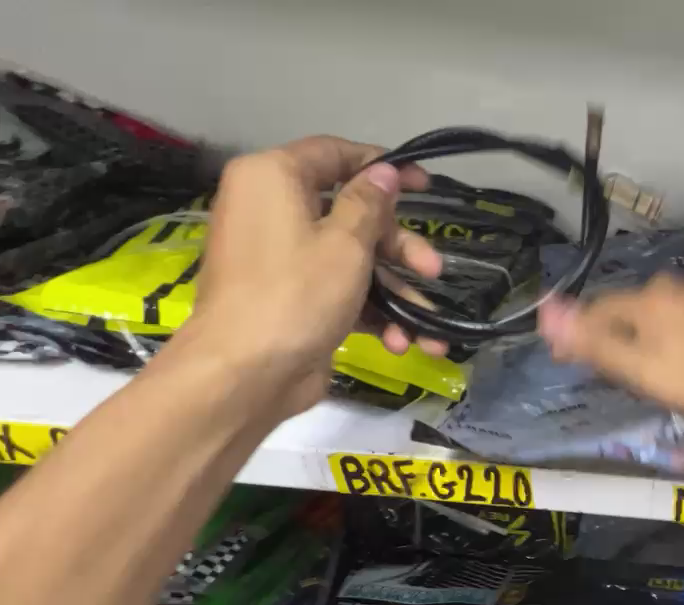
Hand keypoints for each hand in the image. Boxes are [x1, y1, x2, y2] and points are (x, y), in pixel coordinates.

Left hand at [176, 136, 445, 419]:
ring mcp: (286, 257)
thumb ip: (368, 205)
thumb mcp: (345, 243)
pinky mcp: (298, 297)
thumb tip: (384, 172)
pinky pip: (344, 293)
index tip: (426, 184)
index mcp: (274, 179)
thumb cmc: (297, 293)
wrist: (249, 369)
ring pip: (356, 261)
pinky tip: (401, 342)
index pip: (334, 155)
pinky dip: (375, 315)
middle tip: (434, 270)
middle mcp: (276, 210)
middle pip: (353, 216)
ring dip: (397, 293)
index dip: (382, 167)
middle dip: (400, 249)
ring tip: (427, 325)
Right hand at [537, 275, 683, 435]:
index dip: (578, 337)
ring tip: (646, 381)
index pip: (595, 311)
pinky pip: (680, 331)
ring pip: (654, 323)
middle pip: (625, 315)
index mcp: (647, 300)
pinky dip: (670, 349)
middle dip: (612, 343)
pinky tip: (682, 372)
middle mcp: (673, 292)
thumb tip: (544, 309)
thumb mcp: (640, 370)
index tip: (569, 365)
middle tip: (614, 380)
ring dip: (641, 347)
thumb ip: (592, 343)